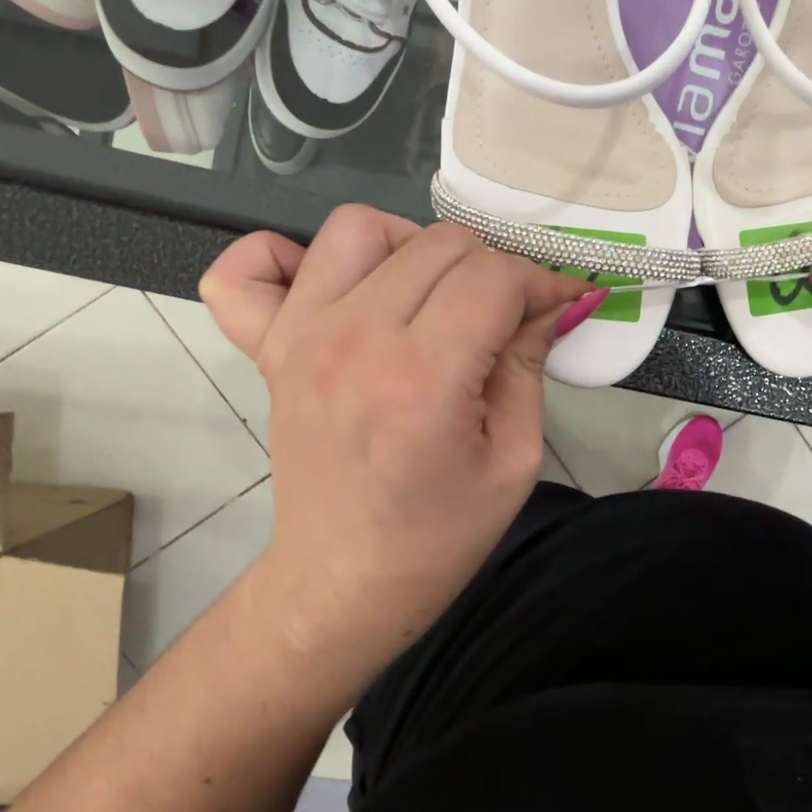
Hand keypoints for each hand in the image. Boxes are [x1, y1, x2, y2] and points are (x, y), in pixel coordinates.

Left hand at [198, 209, 592, 672]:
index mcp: (423, 379)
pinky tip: (333, 290)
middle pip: (439, 245)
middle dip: (492, 268)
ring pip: (361, 229)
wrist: (345, 582)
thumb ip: (528, 366)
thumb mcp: (514, 460)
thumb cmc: (439, 537)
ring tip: (434, 297)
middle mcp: (354, 341)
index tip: (560, 304)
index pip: (494, 277)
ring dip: (413, 248)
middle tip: (509, 316)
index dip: (540, 281)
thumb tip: (551, 302)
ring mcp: (299, 338)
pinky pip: (252, 267)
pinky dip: (287, 257)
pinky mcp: (268, 348)